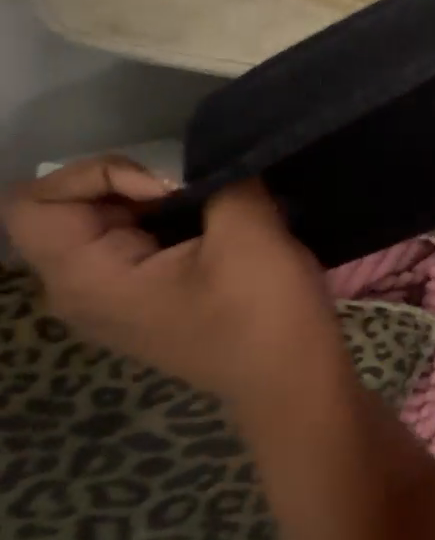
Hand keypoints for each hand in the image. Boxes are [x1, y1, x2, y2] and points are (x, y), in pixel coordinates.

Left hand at [2, 157, 347, 407]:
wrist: (291, 378)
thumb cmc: (264, 312)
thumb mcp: (252, 238)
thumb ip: (226, 187)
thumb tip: (220, 161)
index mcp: (85, 278)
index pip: (38, 202)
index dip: (101, 174)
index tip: (174, 185)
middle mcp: (78, 289)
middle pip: (69, 210)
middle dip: (138, 184)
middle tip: (207, 189)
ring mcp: (111, 299)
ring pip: (106, 225)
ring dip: (162, 203)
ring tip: (223, 206)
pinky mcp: (145, 301)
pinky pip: (135, 245)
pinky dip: (173, 223)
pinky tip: (224, 230)